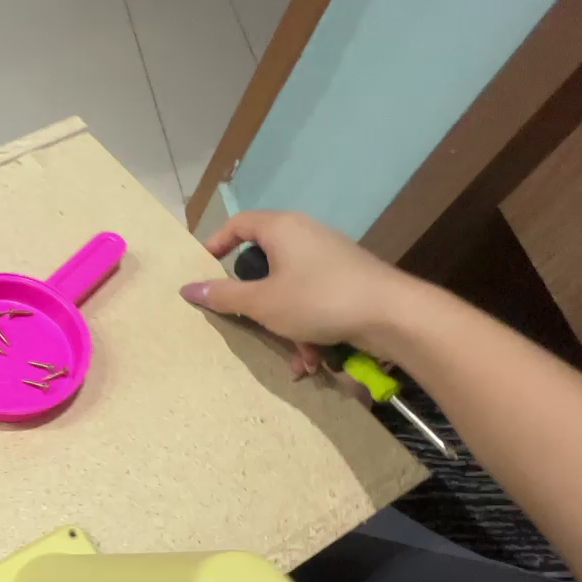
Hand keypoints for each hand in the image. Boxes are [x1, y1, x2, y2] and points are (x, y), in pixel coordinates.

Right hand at [181, 211, 417, 377]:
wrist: (393, 315)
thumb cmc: (317, 299)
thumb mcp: (261, 303)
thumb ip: (223, 296)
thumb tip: (187, 289)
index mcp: (281, 229)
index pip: (238, 223)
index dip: (215, 243)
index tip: (204, 270)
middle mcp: (305, 235)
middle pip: (263, 261)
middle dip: (254, 302)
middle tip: (244, 319)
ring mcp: (329, 257)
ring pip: (288, 289)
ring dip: (284, 326)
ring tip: (293, 357)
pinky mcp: (347, 279)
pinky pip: (312, 300)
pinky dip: (307, 327)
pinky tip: (312, 358)